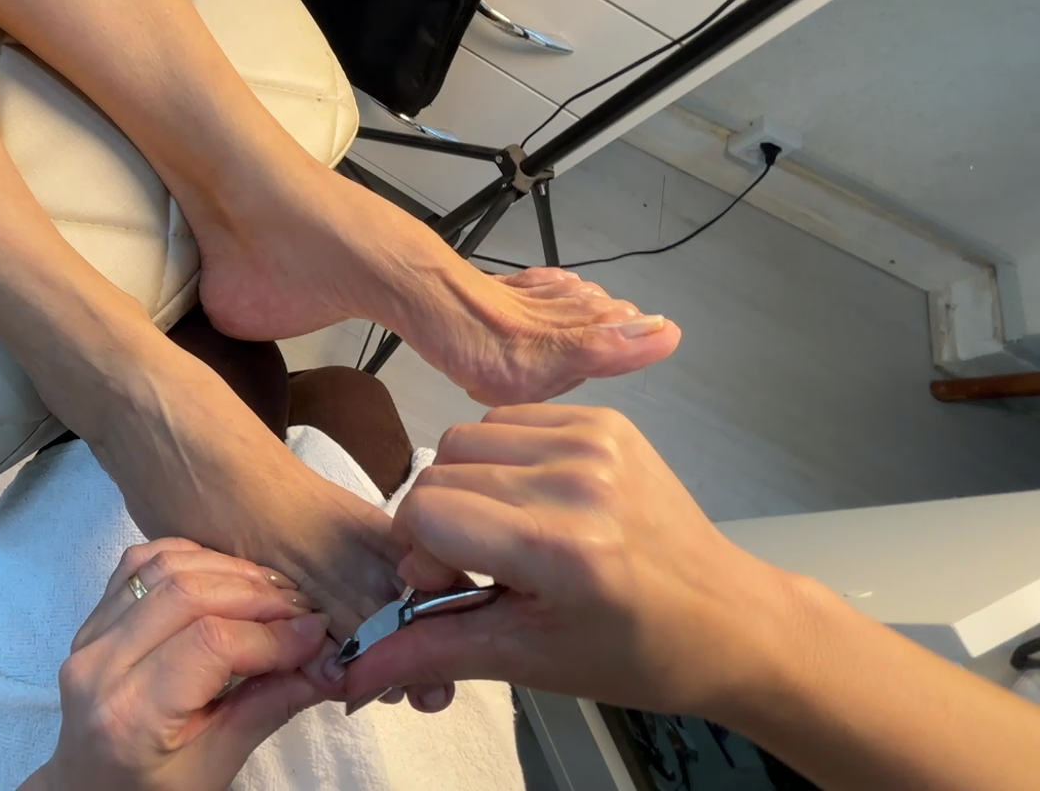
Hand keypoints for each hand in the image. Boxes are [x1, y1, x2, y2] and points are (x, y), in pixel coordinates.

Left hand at [26, 539, 344, 790]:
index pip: (209, 644)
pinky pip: (138, 562)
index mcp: (130, 715)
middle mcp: (100, 663)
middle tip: (301, 605)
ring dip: (224, 568)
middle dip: (254, 593)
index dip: (269, 634)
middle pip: (185, 594)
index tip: (316, 633)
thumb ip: (266, 707)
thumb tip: (326, 662)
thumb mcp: (215, 767)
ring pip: (162, 567)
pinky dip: (186, 556)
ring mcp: (89, 632)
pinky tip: (222, 570)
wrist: (86, 788)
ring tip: (272, 586)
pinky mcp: (91, 614)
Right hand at [341, 405, 805, 717]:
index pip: (425, 513)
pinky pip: (502, 418)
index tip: (448, 578)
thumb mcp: (528, 660)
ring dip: (464, 481)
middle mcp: (576, 483)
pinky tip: (531, 492)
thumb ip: (431, 651)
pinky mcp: (602, 421)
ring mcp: (593, 443)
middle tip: (480, 558)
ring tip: (507, 522)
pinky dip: (498, 454)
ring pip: (462, 438)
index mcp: (561, 550)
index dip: (419, 550)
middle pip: (437, 472)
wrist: (735, 621)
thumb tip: (353, 670)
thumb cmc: (636, 651)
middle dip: (439, 519)